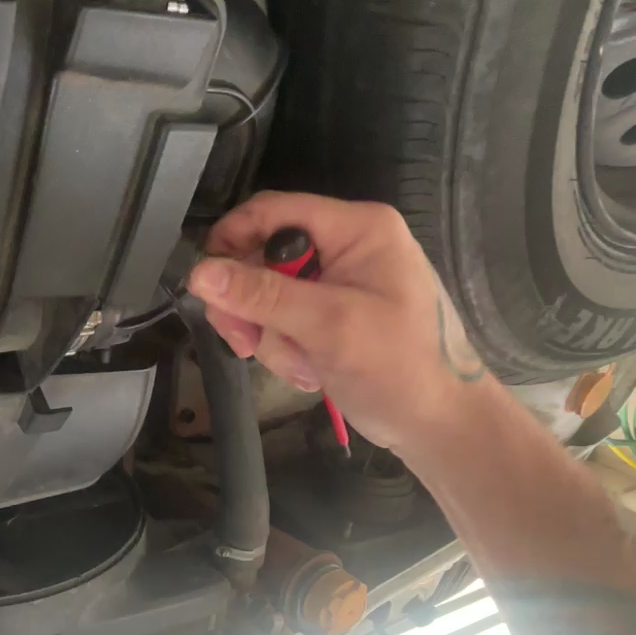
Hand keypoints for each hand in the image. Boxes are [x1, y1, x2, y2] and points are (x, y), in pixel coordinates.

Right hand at [187, 191, 496, 452]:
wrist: (436, 422)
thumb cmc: (398, 367)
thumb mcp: (327, 326)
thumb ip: (262, 296)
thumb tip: (199, 273)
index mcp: (356, 228)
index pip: (272, 211)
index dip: (231, 240)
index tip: (206, 285)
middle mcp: (344, 246)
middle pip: (261, 258)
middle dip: (250, 305)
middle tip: (245, 343)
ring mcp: (335, 283)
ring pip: (264, 297)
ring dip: (270, 336)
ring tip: (301, 365)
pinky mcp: (328, 315)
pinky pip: (281, 321)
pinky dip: (284, 349)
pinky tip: (309, 370)